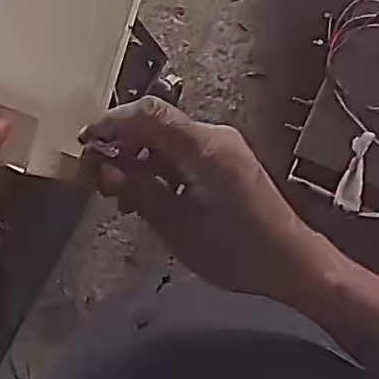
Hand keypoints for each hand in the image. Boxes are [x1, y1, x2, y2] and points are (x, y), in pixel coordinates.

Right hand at [79, 98, 348, 308]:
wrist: (292, 264)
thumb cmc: (242, 253)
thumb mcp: (179, 226)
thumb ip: (140, 191)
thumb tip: (106, 168)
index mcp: (205, 147)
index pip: (148, 114)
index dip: (111, 123)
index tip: (86, 143)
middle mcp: (215, 137)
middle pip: (155, 125)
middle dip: (122, 146)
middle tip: (99, 178)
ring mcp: (222, 147)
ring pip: (166, 140)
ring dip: (138, 160)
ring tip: (121, 195)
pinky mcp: (225, 161)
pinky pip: (182, 153)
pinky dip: (159, 168)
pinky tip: (147, 195)